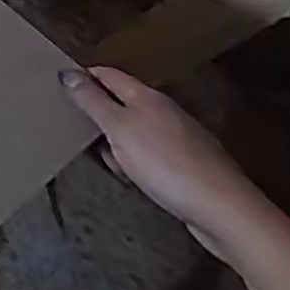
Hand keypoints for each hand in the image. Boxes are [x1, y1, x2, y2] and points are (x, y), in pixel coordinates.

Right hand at [60, 66, 274, 260]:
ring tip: (111, 161)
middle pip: (121, 102)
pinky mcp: (194, 166)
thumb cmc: (166, 165)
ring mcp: (183, 140)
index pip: (106, 73)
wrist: (229, 215)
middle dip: (99, 115)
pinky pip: (153, 153)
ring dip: (118, 141)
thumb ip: (91, 99)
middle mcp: (167, 112)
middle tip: (80, 131)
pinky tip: (138, 178)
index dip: (82, 77)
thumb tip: (68, 73)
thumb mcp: (118, 128)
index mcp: (147, 97)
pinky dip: (138, 160)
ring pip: (136, 130)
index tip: (60, 90)